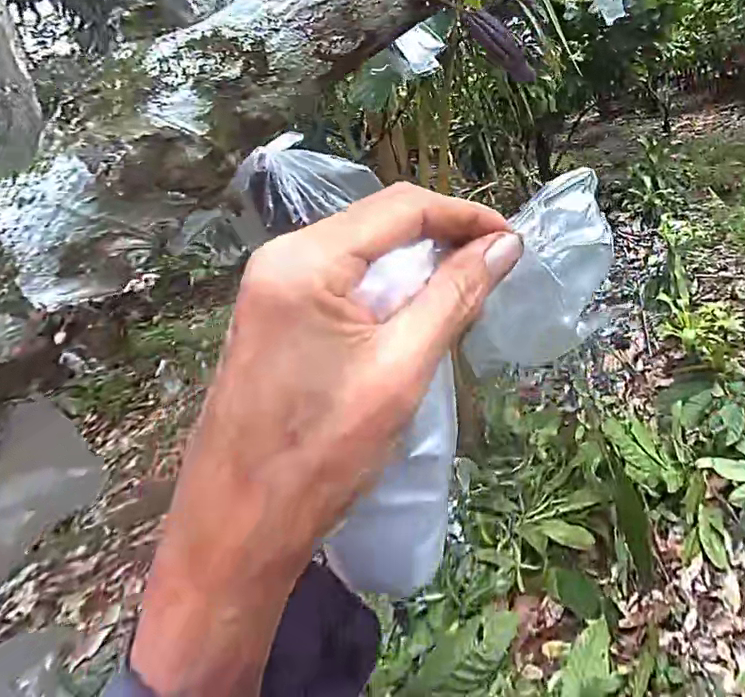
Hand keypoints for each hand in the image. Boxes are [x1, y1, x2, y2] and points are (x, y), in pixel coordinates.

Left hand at [131, 183, 520, 694]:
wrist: (232, 537)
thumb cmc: (321, 456)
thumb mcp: (402, 368)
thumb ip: (455, 294)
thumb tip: (505, 245)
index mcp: (306, 262)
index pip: (402, 207)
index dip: (465, 215)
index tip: (512, 239)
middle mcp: (283, 256)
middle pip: (382, 218)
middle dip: (445, 232)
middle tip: (495, 260)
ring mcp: (274, 283)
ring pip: (367, 244)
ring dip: (420, 257)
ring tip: (469, 280)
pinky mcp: (277, 310)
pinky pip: (347, 273)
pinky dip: (392, 280)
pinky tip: (421, 303)